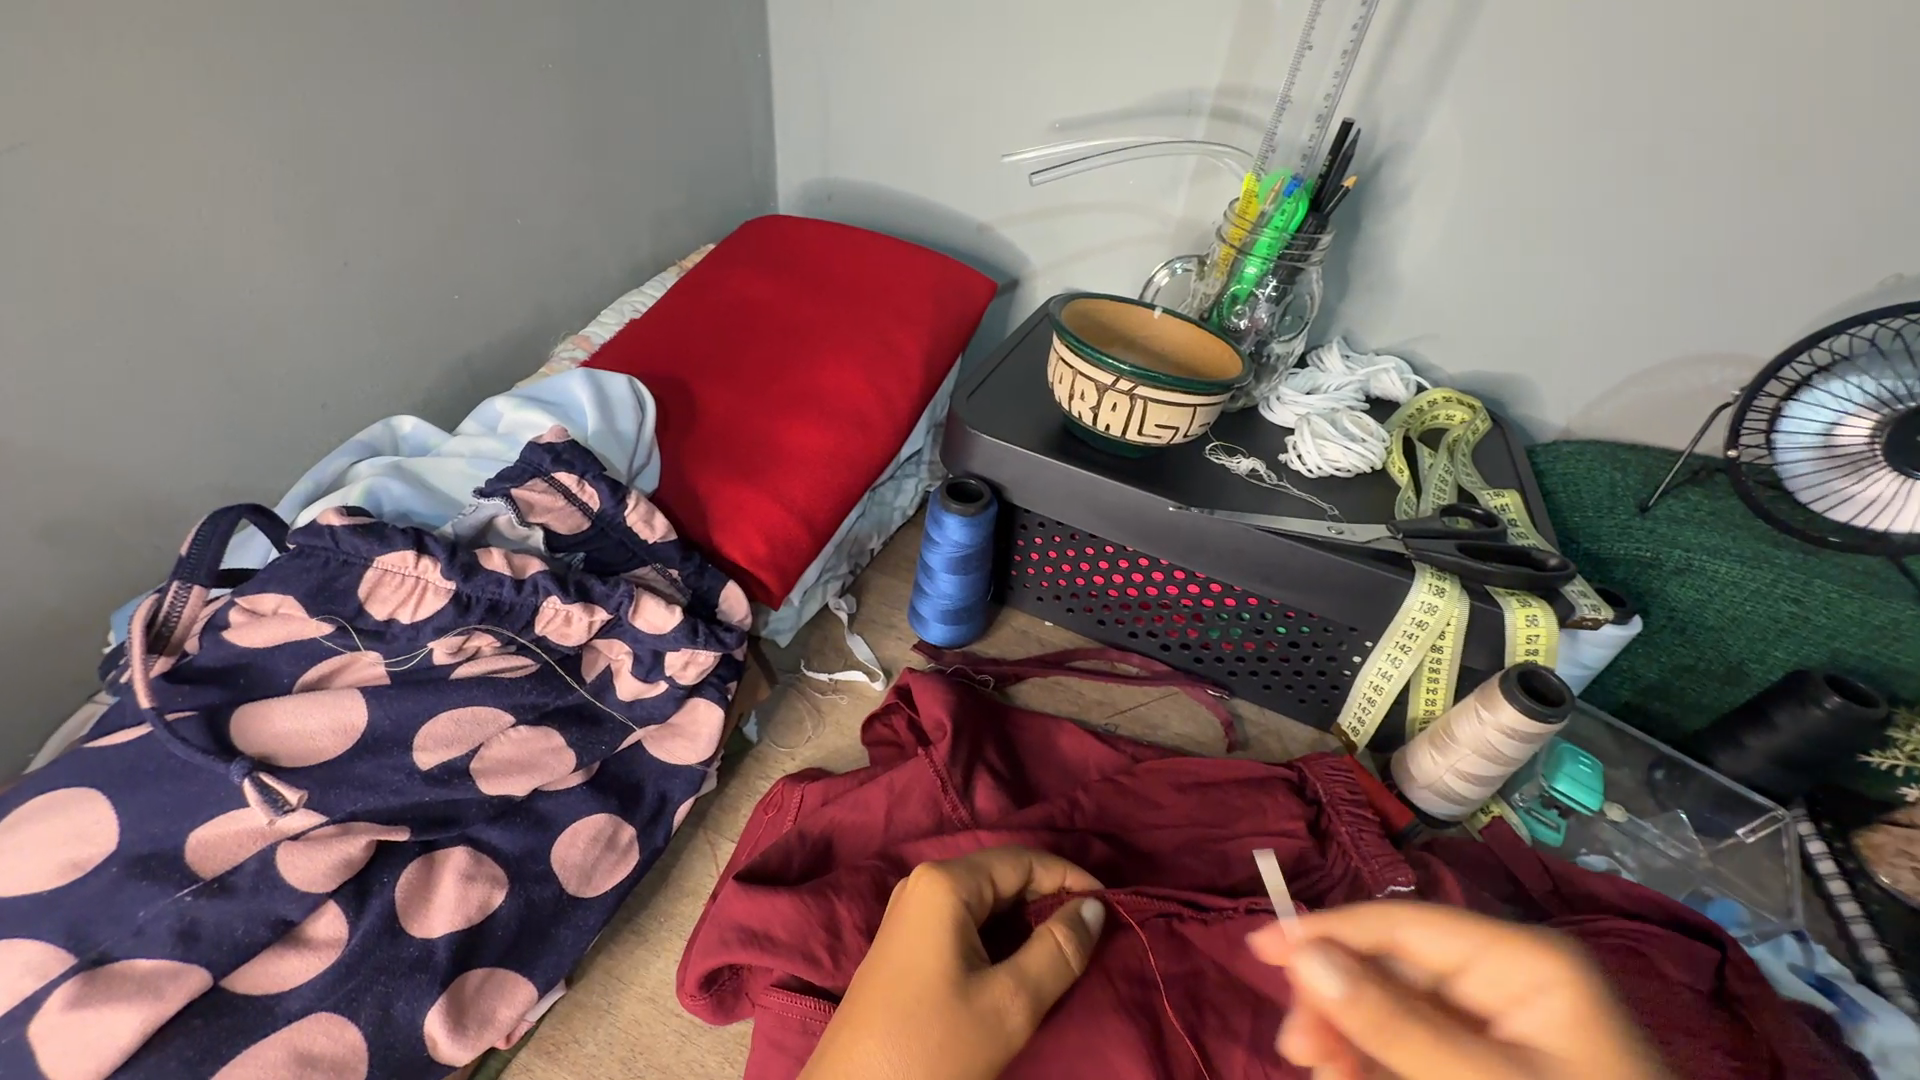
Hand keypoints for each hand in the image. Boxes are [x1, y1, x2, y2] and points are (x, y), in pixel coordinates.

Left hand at [799, 846, 1107, 1079]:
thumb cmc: (933, 1047)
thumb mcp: (1009, 1003)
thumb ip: (1058, 949)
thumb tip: (1094, 907)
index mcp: (946, 882)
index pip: (1024, 859)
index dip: (1071, 879)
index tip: (1114, 909)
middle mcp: (924, 882)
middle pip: (1003, 875)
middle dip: (1050, 899)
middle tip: (1093, 935)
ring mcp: (910, 911)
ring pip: (986, 900)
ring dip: (1026, 920)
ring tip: (1065, 952)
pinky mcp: (906, 941)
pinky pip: (965, 920)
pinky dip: (1000, 936)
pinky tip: (1022, 964)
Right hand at [1247, 901, 1670, 1079]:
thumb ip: (1395, 1023)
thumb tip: (1304, 954)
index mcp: (1521, 961)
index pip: (1399, 923)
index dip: (1324, 930)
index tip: (1258, 947)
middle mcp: (1505, 976)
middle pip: (1390, 966)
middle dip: (1337, 1002)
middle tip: (1299, 1051)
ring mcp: (1499, 1021)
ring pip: (1393, 1009)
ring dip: (1350, 1038)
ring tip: (1324, 1074)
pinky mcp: (1491, 1060)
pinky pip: (1413, 1044)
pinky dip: (1376, 1060)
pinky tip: (1350, 1076)